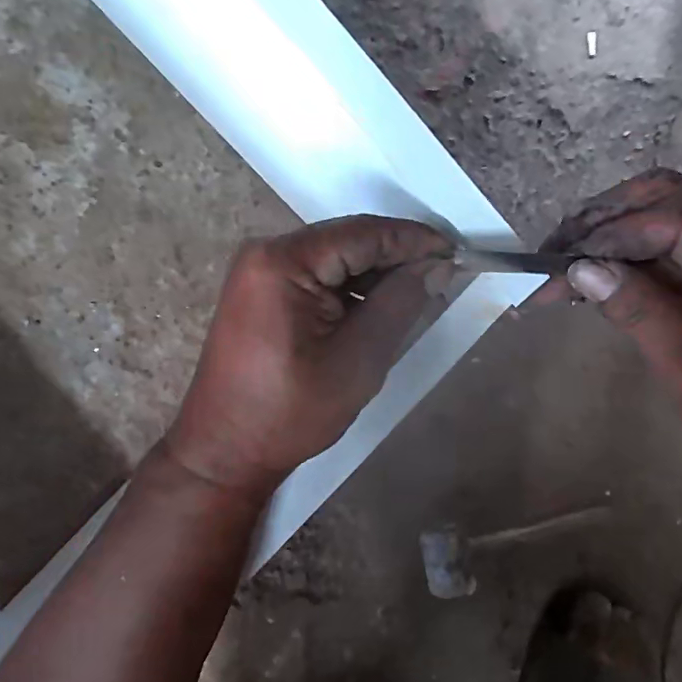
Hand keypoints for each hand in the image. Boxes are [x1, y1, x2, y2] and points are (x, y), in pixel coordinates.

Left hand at [161, 216, 457, 501]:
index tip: (458, 253)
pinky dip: (344, 289)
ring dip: (370, 274)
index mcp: (280, 262)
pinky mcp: (254, 294)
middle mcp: (261, 255)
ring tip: (416, 295)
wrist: (223, 448)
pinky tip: (374, 308)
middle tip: (443, 276)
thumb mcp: (357, 359)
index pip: (360, 233)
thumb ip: (399, 303)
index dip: (412, 240)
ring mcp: (253, 274)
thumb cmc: (288, 411)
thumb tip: (434, 265)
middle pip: (342, 240)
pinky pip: (310, 277)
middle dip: (393, 256)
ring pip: (328, 259)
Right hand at [537, 169, 681, 450]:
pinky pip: (667, 223)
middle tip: (556, 253)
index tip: (564, 265)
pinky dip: (621, 237)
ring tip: (565, 257)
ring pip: (665, 200)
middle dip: (604, 217)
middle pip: (672, 194)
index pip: (680, 221)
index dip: (614, 234)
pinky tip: (591, 266)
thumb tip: (581, 269)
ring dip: (607, 222)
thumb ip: (640, 315)